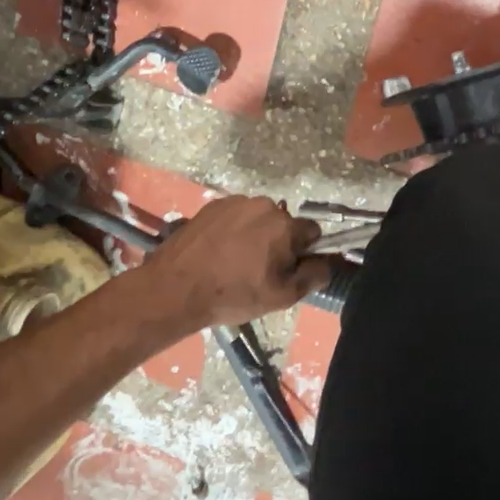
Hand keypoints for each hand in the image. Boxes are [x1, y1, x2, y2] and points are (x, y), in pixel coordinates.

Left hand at [129, 196, 327, 333]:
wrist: (173, 289)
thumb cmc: (232, 294)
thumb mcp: (281, 297)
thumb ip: (312, 277)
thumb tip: (326, 264)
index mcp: (284, 224)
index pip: (312, 232)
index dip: (304, 253)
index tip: (286, 270)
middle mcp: (263, 204)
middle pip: (284, 224)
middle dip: (278, 243)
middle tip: (258, 271)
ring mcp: (234, 202)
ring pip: (259, 219)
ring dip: (255, 235)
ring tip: (233, 262)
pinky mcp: (211, 206)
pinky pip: (235, 216)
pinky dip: (232, 231)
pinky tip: (217, 253)